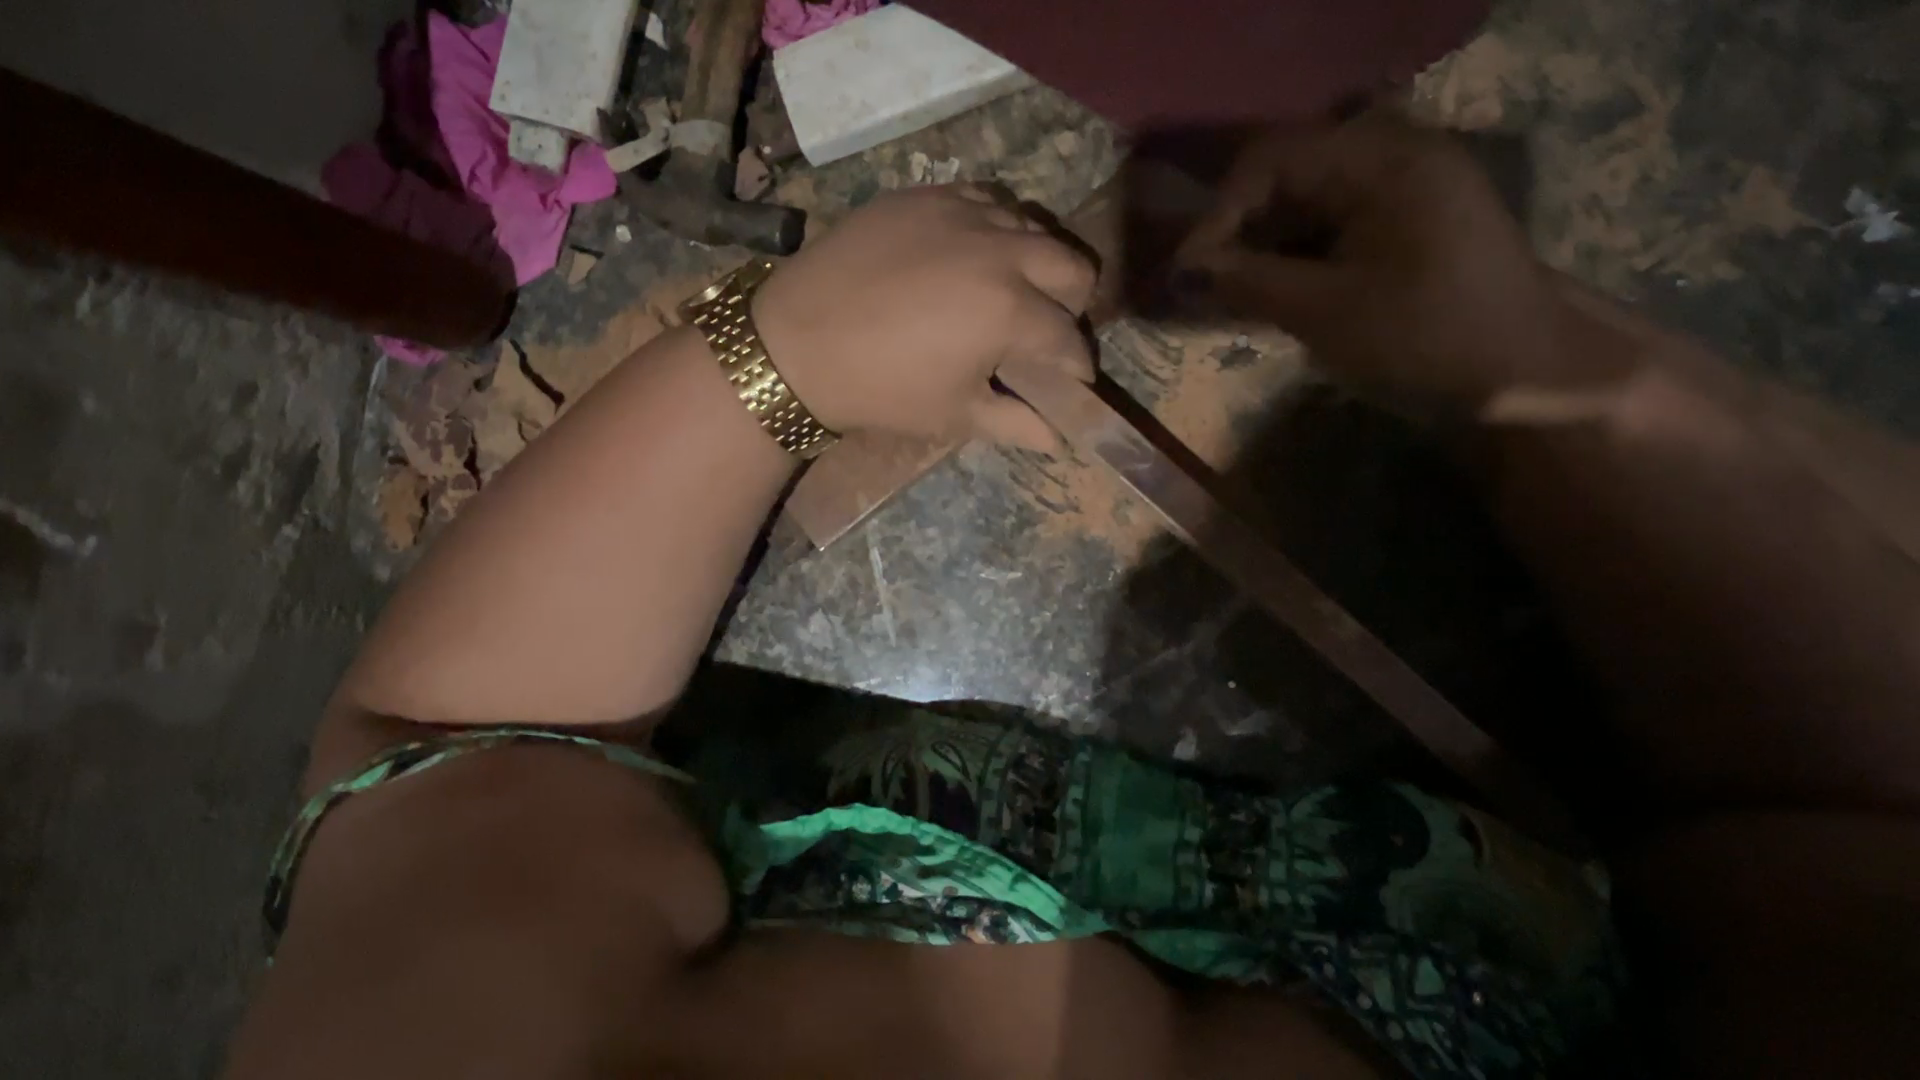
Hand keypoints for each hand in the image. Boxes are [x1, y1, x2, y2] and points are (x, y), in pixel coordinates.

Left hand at [751, 185, 1097, 449]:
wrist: (794, 343)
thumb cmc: (879, 388)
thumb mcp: (952, 413)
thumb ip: (1015, 423)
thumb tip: (1057, 439)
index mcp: (1009, 311)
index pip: (1068, 339)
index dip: (1076, 367)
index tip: (1070, 383)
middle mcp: (999, 251)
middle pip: (1073, 267)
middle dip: (1073, 305)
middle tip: (1045, 330)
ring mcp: (962, 214)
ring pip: (1033, 225)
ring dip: (1036, 261)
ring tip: (1010, 288)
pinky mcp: (925, 195)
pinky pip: (985, 199)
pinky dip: (994, 227)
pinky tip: (972, 253)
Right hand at [1174, 118, 1586, 417]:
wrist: (1526, 376)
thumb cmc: (1425, 338)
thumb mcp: (1326, 312)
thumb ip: (1249, 282)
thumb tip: (1184, 271)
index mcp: (1383, 160)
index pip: (1274, 159)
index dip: (1221, 212)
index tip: (1189, 270)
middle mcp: (1394, 158)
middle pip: (1288, 176)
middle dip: (1239, 231)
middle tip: (1203, 284)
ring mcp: (1403, 191)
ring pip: (1306, 205)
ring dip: (1263, 248)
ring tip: (1229, 296)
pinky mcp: (1405, 226)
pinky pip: (1332, 228)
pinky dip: (1294, 259)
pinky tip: (1270, 295)